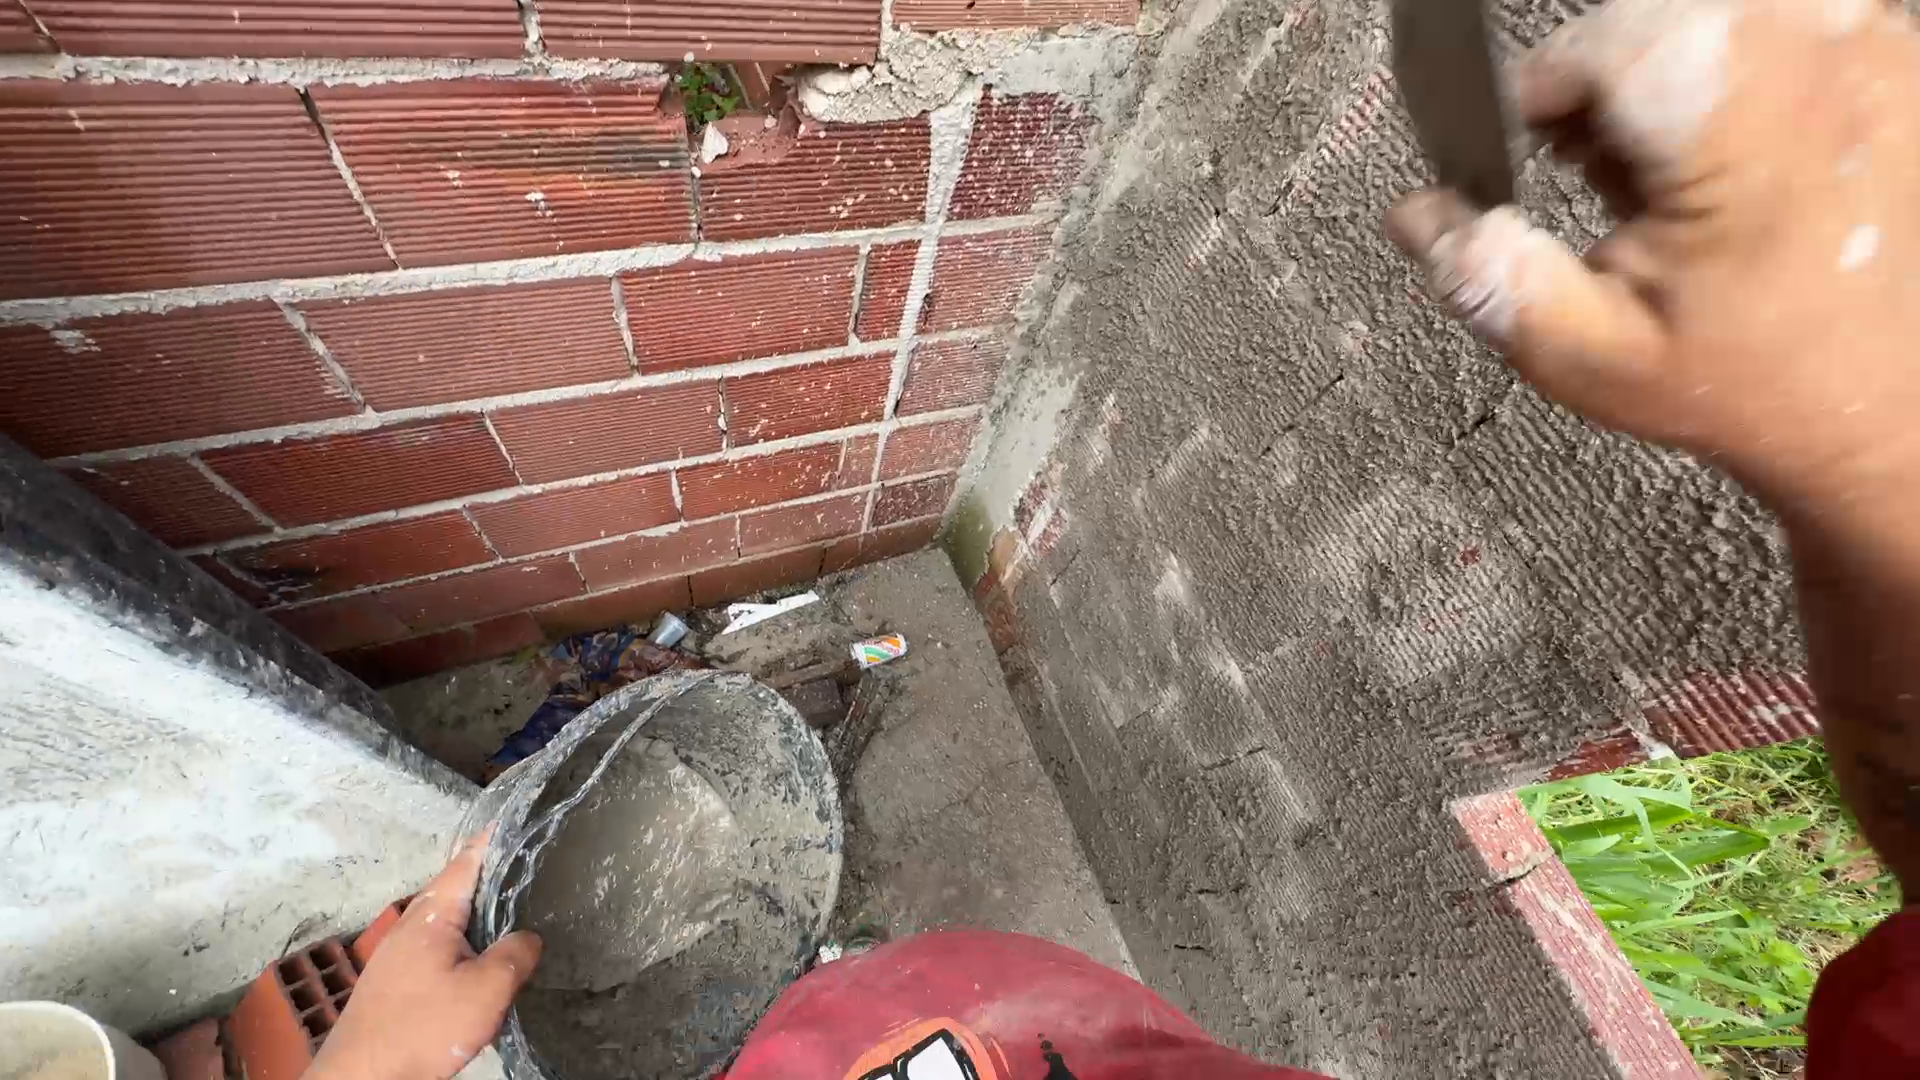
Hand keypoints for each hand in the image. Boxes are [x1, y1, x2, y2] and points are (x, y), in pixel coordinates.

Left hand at [304, 832, 542, 1079]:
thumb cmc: (423, 1027)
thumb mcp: (488, 988)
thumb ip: (517, 952)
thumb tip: (527, 939)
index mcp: (431, 916)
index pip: (467, 861)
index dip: (493, 839)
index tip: (515, 818)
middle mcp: (410, 927)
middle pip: (457, 888)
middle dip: (491, 874)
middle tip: (531, 863)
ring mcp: (398, 957)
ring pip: (448, 919)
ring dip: (479, 911)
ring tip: (516, 907)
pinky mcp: (395, 985)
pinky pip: (441, 945)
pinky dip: (467, 938)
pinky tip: (484, 954)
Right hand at [1386, 0, 1919, 516]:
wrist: (1868, 388)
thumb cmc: (1718, 375)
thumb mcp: (1572, 349)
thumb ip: (1486, 276)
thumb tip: (1412, 212)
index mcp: (1750, 146)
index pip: (1622, 41)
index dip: (1540, 82)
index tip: (1501, 146)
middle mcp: (1831, 71)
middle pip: (1658, 17)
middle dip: (1582, 81)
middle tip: (1555, 165)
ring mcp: (1872, 55)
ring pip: (1699, 14)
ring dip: (1631, 79)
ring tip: (1614, 167)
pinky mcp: (1876, 61)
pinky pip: (1753, 25)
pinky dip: (1685, 77)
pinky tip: (1672, 151)